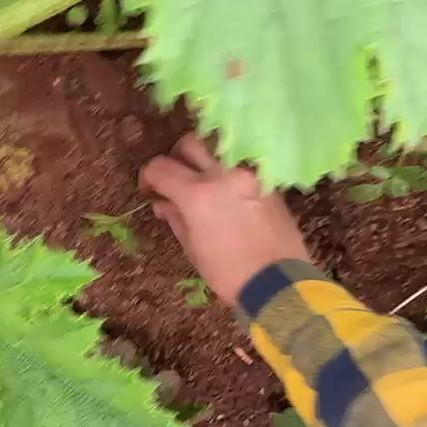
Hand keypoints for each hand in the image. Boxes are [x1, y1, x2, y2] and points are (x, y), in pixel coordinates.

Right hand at [140, 134, 312, 306]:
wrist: (278, 282)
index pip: (161, 168)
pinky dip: (226, 174)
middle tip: (174, 181)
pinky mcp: (266, 182)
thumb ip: (176, 219)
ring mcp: (247, 175)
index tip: (148, 189)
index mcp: (197, 196)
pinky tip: (226, 196)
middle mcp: (222, 175)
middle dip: (175, 159)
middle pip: (189, 144)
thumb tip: (163, 203)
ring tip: (201, 184)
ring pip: (217, 149)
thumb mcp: (194, 250)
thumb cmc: (230, 274)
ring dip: (203, 160)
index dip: (148, 176)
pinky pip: (239, 167)